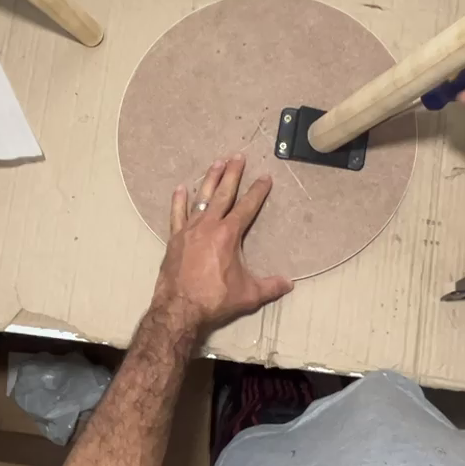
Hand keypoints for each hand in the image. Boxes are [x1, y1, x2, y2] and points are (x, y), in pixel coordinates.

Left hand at [150, 153, 291, 335]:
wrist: (179, 308)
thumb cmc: (215, 299)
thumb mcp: (248, 295)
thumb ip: (270, 286)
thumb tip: (289, 284)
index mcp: (229, 234)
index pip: (247, 207)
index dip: (258, 191)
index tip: (265, 177)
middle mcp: (209, 226)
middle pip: (223, 194)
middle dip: (232, 174)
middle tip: (237, 157)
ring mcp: (189, 231)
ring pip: (201, 198)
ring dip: (209, 180)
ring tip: (216, 163)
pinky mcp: (174, 239)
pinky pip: (176, 215)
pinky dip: (178, 201)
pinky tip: (181, 188)